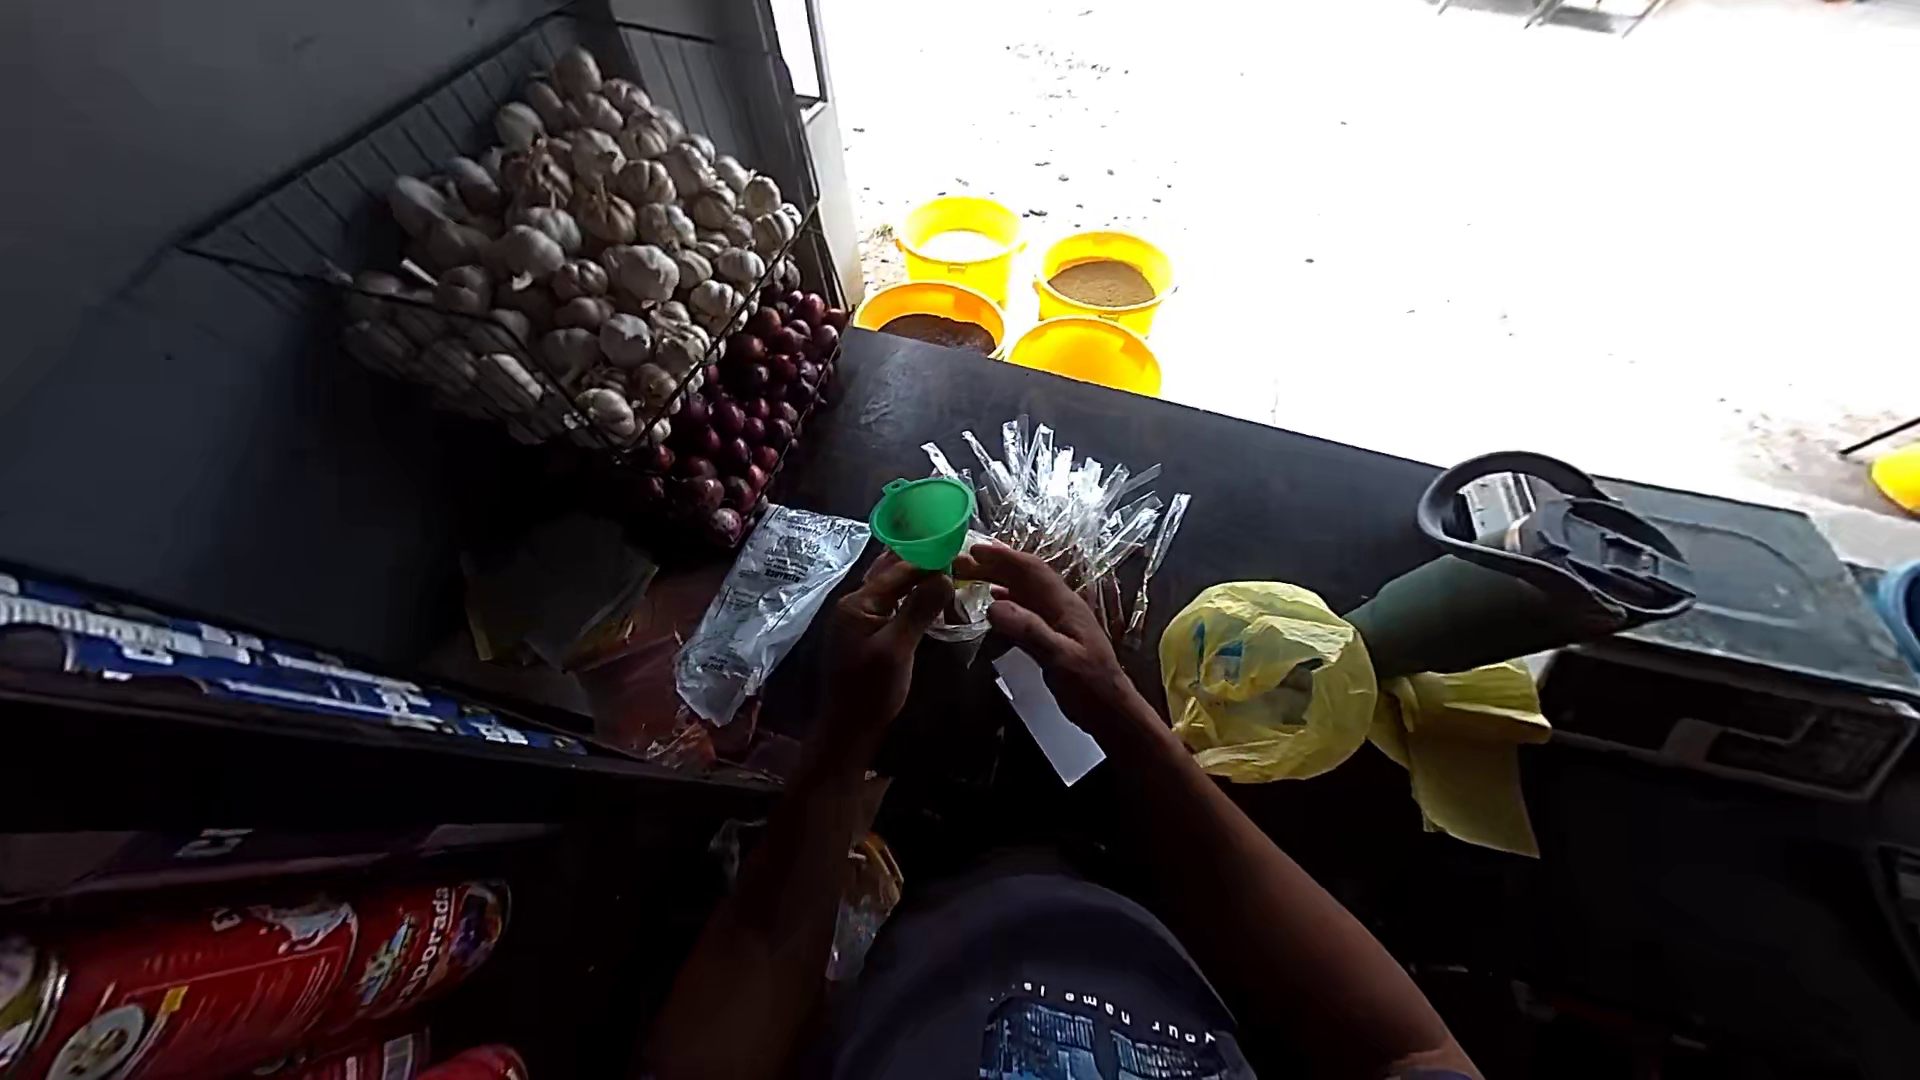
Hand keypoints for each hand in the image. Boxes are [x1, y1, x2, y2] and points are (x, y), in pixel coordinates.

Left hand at [822, 552, 952, 748]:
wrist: (850, 730)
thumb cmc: (871, 690)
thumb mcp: (897, 648)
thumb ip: (919, 609)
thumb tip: (945, 576)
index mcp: (857, 603)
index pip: (898, 570)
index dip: (929, 560)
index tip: (959, 555)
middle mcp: (856, 603)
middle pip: (891, 572)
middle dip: (921, 562)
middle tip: (953, 555)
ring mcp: (861, 618)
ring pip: (892, 586)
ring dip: (917, 577)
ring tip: (947, 569)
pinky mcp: (870, 632)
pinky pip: (893, 603)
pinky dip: (912, 595)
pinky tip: (931, 596)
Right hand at [952, 542, 1161, 744]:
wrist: (1112, 713)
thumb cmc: (1090, 686)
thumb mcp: (1060, 658)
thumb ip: (1029, 631)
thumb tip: (993, 605)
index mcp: (1064, 604)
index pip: (1031, 570)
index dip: (1003, 557)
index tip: (974, 548)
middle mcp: (1061, 605)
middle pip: (1025, 575)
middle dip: (995, 563)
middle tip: (962, 559)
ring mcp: (1058, 619)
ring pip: (1024, 589)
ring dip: (998, 577)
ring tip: (971, 572)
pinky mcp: (1054, 634)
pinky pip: (1026, 606)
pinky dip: (1007, 597)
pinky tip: (993, 599)